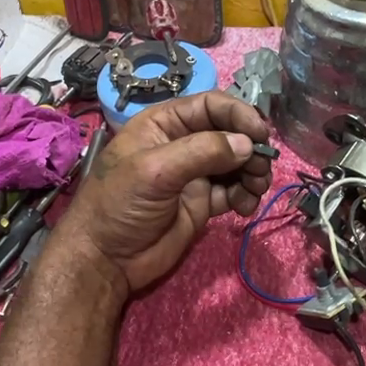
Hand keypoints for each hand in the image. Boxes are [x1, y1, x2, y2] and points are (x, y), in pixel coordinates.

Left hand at [57, 92, 271, 292]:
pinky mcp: (201, 202)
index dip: (237, 114)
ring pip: (235, 162)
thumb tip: (247, 143)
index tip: (260, 133)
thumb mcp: (154, 171)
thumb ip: (201, 152)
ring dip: (252, 172)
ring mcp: (193, 174)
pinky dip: (246, 195)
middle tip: (261, 168)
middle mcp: (181, 143)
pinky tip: (245, 207)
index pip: (209, 105)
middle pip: (228, 133)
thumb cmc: (118, 205)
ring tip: (256, 189)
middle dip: (250, 146)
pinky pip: (233, 190)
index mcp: (163, 124)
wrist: (104, 260)